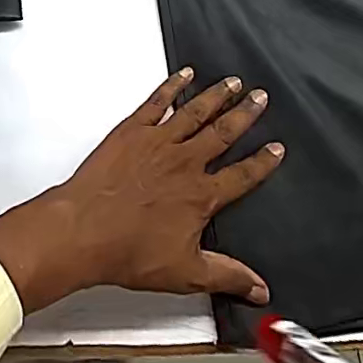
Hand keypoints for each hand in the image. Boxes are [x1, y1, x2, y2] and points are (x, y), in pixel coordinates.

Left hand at [0, 68, 285, 313]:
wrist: (85, 230)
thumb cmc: (128, 249)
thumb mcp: (186, 273)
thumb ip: (226, 275)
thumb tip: (257, 287)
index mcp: (200, 195)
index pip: (242, 175)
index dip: (263, 162)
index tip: (276, 147)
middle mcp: (184, 162)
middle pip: (224, 132)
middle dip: (246, 114)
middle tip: (261, 97)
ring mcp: (159, 141)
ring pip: (196, 111)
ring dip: (217, 95)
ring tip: (232, 82)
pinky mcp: (133, 129)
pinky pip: (158, 101)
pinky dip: (172, 85)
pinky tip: (183, 74)